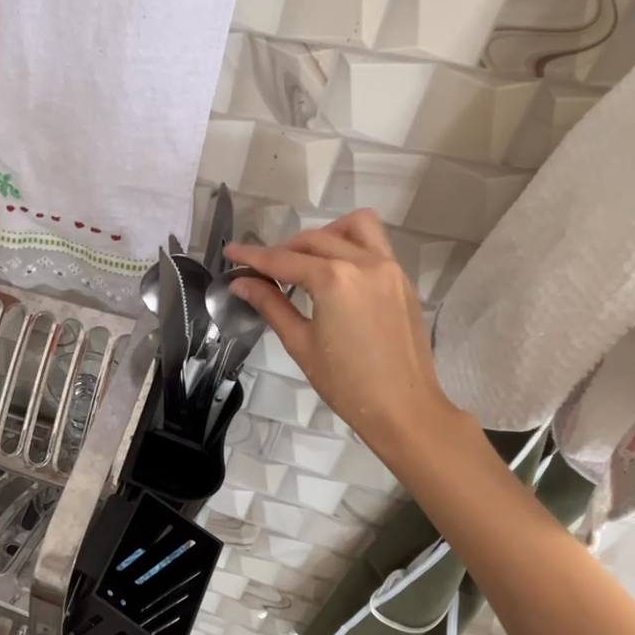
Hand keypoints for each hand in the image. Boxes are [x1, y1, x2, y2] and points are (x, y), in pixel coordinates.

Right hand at [225, 210, 465, 457]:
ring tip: (305, 260)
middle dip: (283, 250)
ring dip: (324, 235)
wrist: (403, 408)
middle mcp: (364, 263)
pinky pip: (375, 244)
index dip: (252, 255)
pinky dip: (349, 246)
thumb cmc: (345, 383)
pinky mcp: (402, 280)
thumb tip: (242, 283)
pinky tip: (334, 274)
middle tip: (262, 271)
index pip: (283, 260)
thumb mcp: (300, 343)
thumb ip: (271, 305)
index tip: (231, 252)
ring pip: (353, 227)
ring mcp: (389, 268)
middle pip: (314, 240)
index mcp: (334, 280)